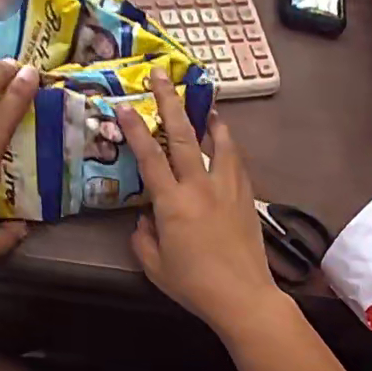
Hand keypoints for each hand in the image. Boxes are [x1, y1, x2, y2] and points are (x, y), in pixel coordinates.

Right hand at [117, 67, 287, 334]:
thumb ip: (143, 239)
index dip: (135, 130)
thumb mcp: (156, 267)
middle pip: (182, 136)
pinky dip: (228, 145)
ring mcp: (226, 188)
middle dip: (169, 102)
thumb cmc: (193, 284)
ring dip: (207, 118)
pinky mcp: (245, 197)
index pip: (149, 158)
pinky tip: (225, 139)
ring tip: (203, 101)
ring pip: (217, 142)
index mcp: (172, 204)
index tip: (126, 105)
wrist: (242, 295)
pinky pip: (235, 161)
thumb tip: (142, 220)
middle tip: (162, 75)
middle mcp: (200, 187)